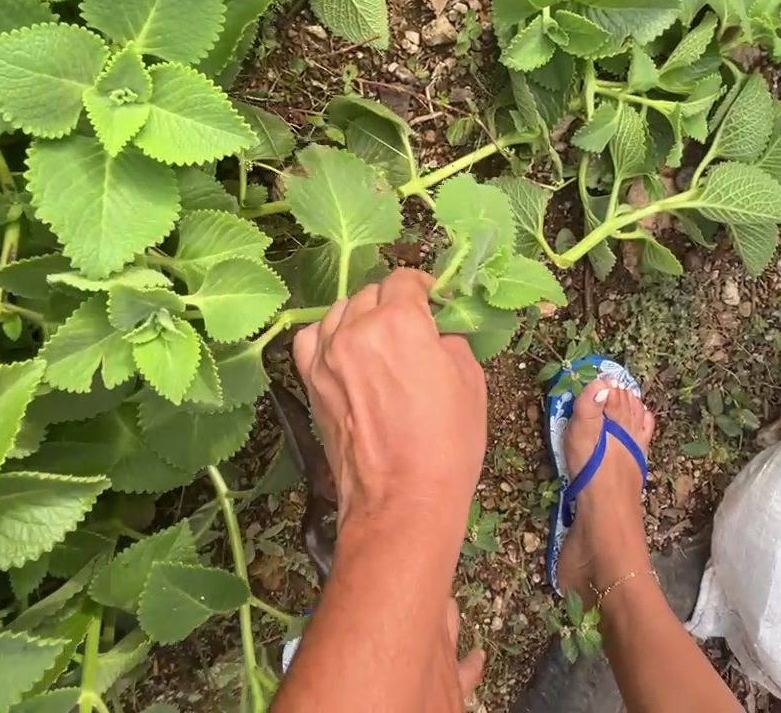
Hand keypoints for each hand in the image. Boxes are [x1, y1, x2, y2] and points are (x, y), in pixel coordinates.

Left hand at [292, 269, 486, 535]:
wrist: (401, 501)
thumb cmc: (446, 443)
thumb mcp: (470, 380)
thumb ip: (449, 341)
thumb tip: (435, 335)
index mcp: (399, 320)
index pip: (404, 280)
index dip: (423, 287)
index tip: (433, 302)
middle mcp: (357, 327)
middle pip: (371, 293)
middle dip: (394, 303)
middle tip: (412, 328)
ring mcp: (327, 354)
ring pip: (340, 310)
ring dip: (361, 316)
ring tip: (378, 340)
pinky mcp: (310, 381)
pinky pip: (311, 338)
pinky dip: (328, 335)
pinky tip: (344, 350)